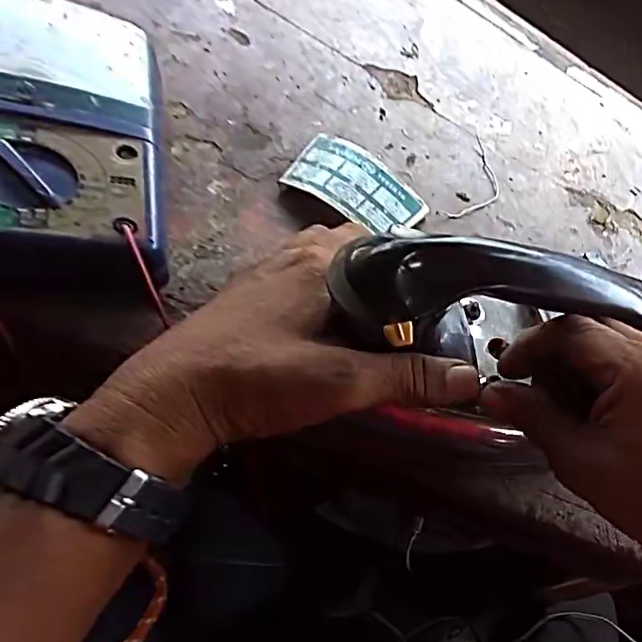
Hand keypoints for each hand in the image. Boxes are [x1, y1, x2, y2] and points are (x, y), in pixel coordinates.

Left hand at [67, 224, 479, 479]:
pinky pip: (305, 284)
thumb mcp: (342, 381)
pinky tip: (335, 335)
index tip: (441, 301)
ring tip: (380, 328)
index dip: (419, 266)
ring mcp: (267, 275)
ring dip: (357, 287)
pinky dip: (330, 300)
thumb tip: (470, 379)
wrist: (171, 400)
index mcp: (319, 262)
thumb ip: (407, 378)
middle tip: (412, 318)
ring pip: (328, 265)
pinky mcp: (252, 300)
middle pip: (357, 248)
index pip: (386, 241)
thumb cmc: (256, 378)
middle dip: (389, 276)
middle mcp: (293, 255)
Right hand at [479, 316, 641, 582]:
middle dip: (552, 351)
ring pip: (608, 337)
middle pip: (590, 326)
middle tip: (527, 381)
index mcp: (640, 369)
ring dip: (576, 360)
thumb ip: (534, 416)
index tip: (508, 367)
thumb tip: (499, 393)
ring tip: (560, 400)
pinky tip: (588, 402)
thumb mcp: (577, 457)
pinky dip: (601, 369)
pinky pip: (628, 354)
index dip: (530, 345)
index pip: (571, 330)